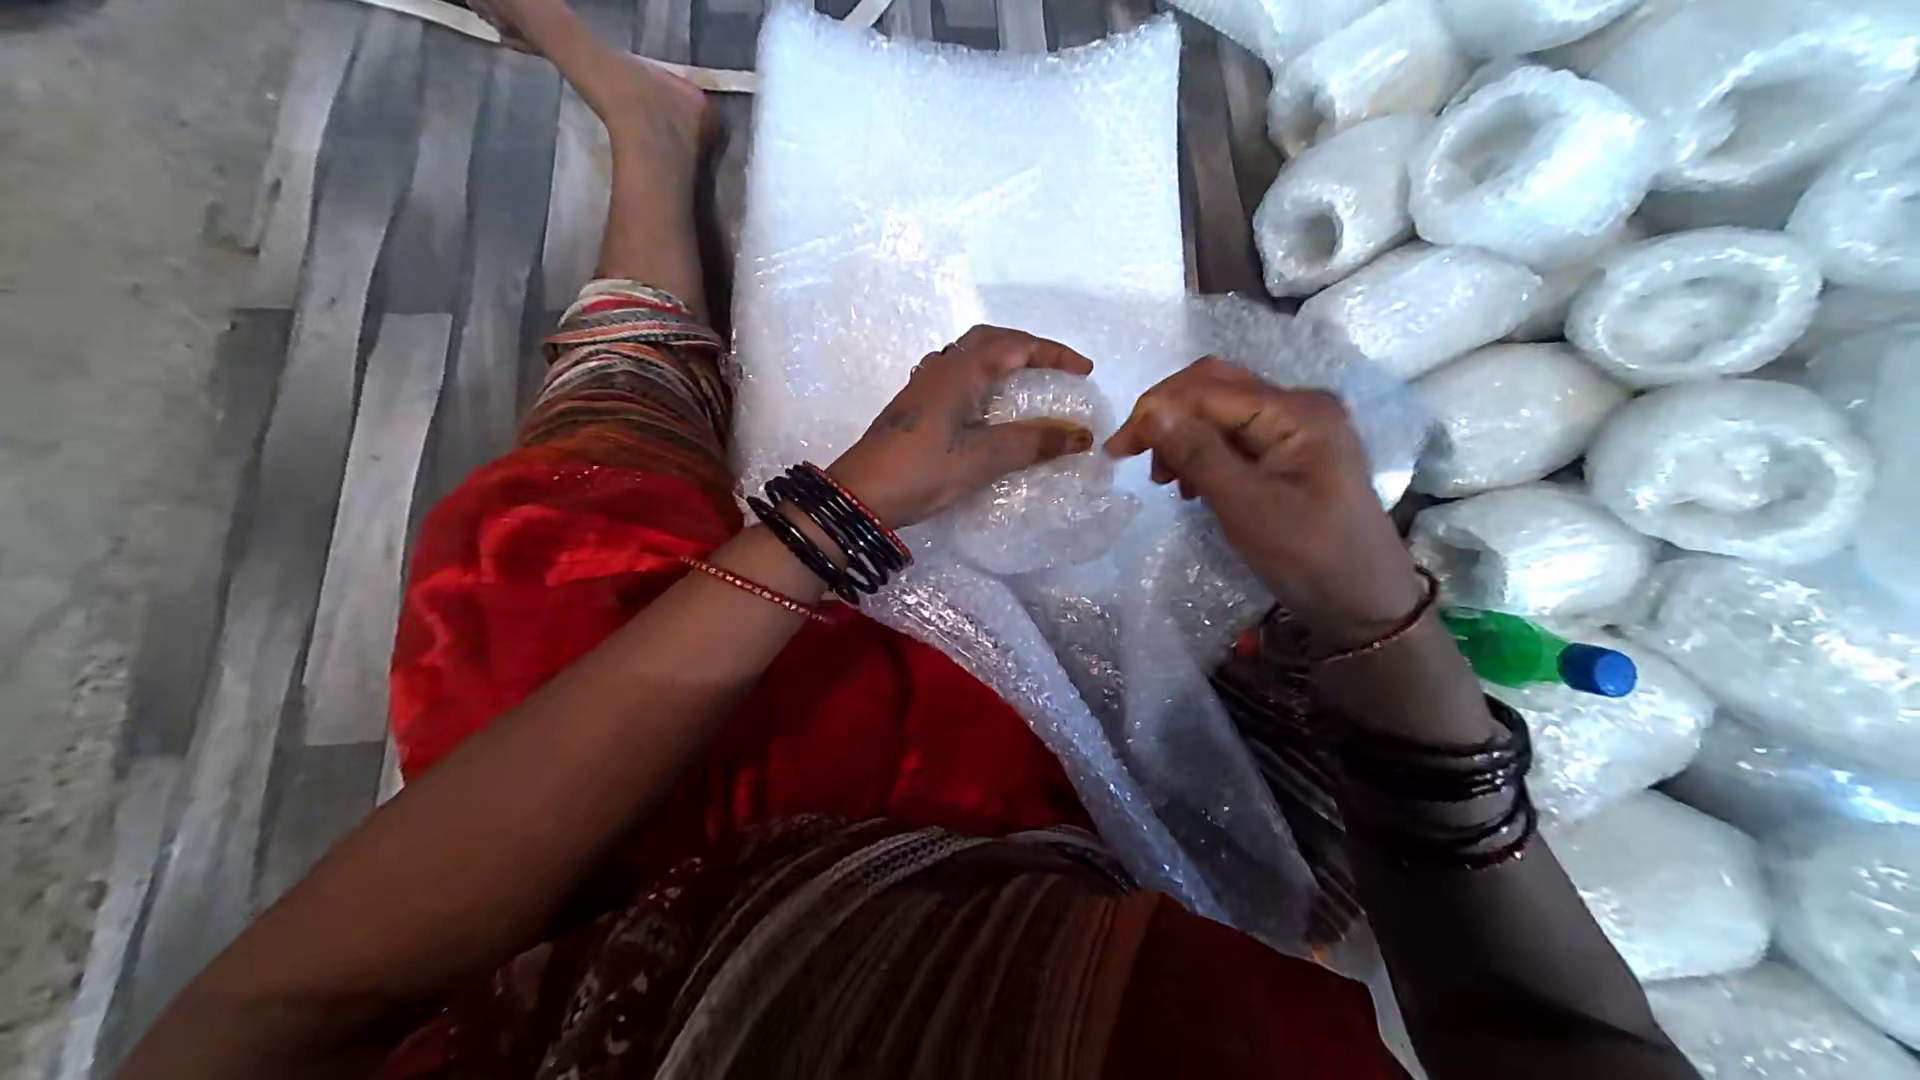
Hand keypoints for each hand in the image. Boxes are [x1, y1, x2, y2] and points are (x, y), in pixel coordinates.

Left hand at [829, 326, 1097, 526]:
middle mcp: (941, 368)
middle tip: (1054, 368)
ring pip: (969, 354)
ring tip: (1025, 380)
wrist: (860, 495)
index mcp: (961, 371)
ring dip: (1001, 358)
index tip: (1084, 370)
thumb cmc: (923, 471)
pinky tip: (984, 402)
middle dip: (1027, 347)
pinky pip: (956, 374)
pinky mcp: (914, 406)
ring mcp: (923, 385)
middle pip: (990, 339)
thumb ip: (1032, 443)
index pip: (1016, 346)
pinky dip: (981, 376)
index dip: (1054, 354)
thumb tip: (1080, 435)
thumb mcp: (983, 459)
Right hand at [1105, 357, 1423, 647]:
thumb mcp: (1245, 505)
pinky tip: (1191, 483)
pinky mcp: (1290, 450)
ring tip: (1165, 479)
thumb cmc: (1307, 554)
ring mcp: (1296, 427)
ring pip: (1220, 411)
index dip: (1155, 411)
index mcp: (1296, 411)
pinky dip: (1203, 452)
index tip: (1116, 450)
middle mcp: (1298, 405)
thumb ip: (1197, 452)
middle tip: (1132, 454)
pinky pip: (1235, 435)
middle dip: (1166, 416)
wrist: (1363, 600)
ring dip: (1182, 435)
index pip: (1208, 390)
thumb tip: (1149, 410)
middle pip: (1214, 388)